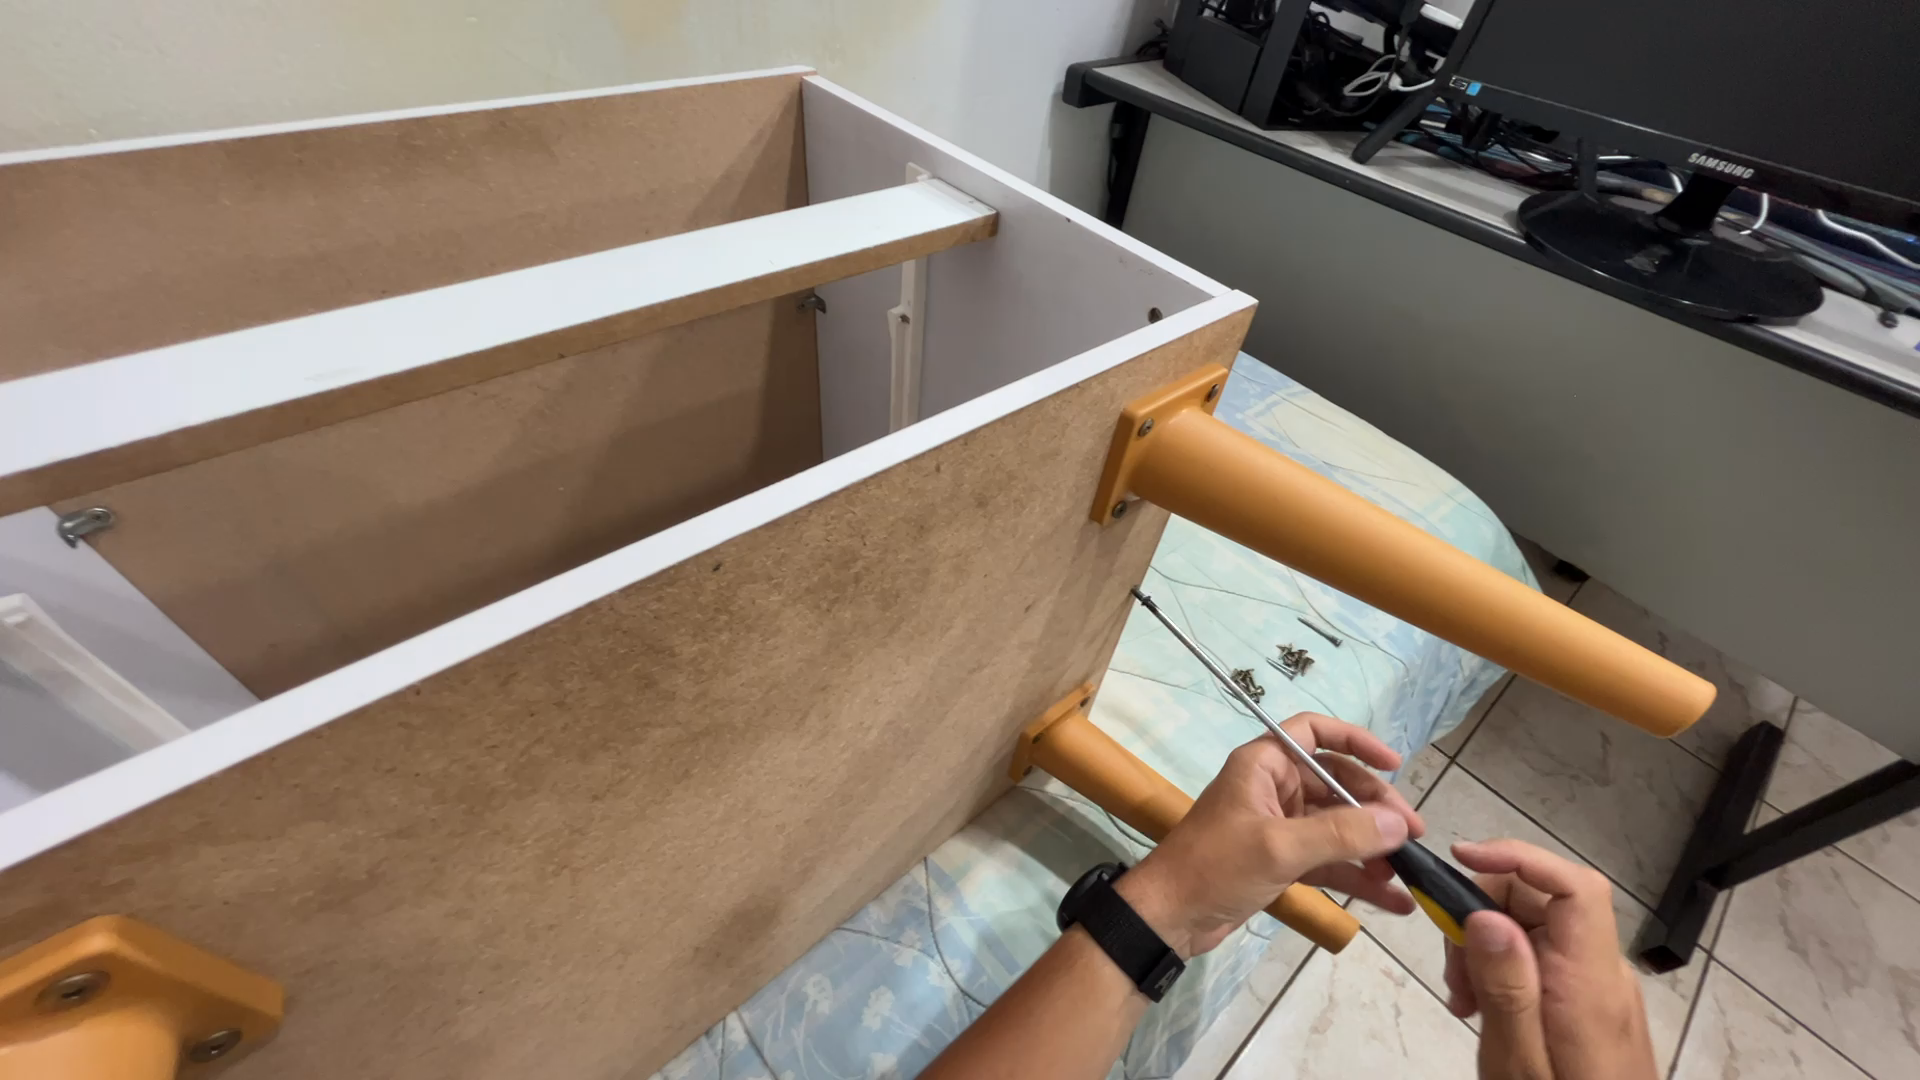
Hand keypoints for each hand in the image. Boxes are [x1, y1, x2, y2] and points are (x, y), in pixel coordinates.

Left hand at [1114, 715, 1424, 955]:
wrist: (1172, 913)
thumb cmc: (1217, 865)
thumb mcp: (1280, 847)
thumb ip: (1340, 834)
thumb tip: (1399, 822)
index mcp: (1263, 765)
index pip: (1312, 732)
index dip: (1354, 740)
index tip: (1395, 763)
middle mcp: (1272, 788)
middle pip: (1334, 782)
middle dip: (1374, 806)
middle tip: (1415, 836)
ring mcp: (1277, 825)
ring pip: (1336, 824)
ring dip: (1372, 845)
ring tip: (1411, 872)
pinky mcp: (1281, 860)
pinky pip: (1328, 859)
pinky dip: (1357, 876)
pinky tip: (1394, 901)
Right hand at [1442, 840, 1656, 1079]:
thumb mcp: (1519, 1063)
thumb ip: (1505, 988)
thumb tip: (1485, 914)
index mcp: (1591, 982)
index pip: (1575, 887)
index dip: (1518, 857)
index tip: (1460, 859)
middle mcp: (1604, 972)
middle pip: (1538, 899)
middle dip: (1479, 912)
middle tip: (1450, 967)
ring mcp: (1599, 985)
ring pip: (1529, 924)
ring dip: (1482, 942)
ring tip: (1462, 996)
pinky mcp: (1587, 999)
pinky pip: (1537, 954)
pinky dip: (1498, 964)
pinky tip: (1481, 1004)